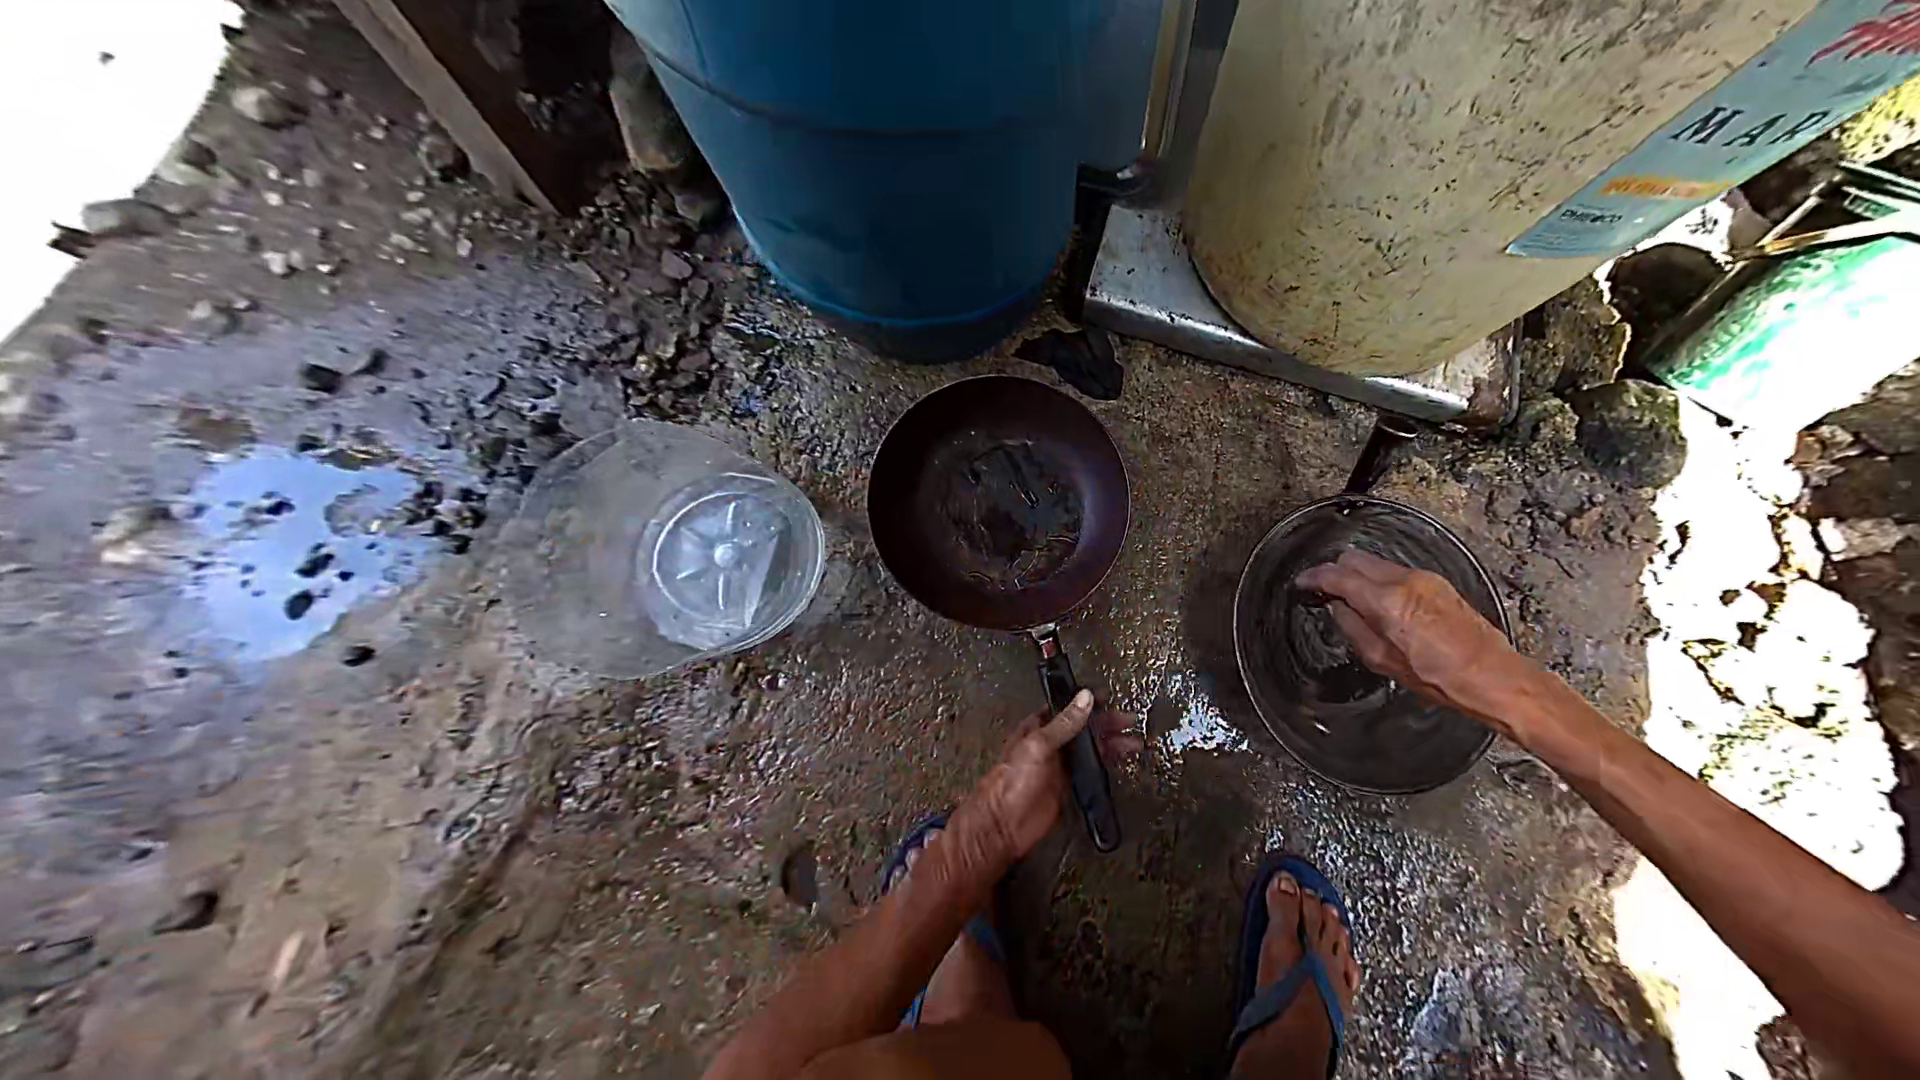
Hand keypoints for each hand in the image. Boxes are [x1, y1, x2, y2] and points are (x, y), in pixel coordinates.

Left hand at [951, 690, 1142, 870]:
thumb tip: (1084, 698)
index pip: (1067, 708)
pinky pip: (1090, 770)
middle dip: (1107, 723)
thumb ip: (1064, 722)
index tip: (1107, 697)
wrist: (1005, 823)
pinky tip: (1118, 762)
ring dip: (1111, 744)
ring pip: (1090, 749)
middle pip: (1083, 728)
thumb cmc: (1011, 781)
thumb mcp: (1039, 745)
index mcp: (1038, 727)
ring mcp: (1059, 765)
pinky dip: (1106, 764)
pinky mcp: (1067, 786)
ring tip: (1132, 743)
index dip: (1087, 702)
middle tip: (1128, 722)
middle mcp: (1050, 744)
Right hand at [1294, 550, 1525, 729]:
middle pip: (1353, 558)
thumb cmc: (1443, 678)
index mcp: (1387, 602)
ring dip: (1358, 576)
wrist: (1496, 679)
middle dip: (1334, 572)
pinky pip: (1395, 572)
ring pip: (1374, 563)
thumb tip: (1338, 610)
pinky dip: (1379, 581)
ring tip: (1353, 602)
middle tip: (1324, 591)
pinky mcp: (1438, 584)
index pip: (1336, 575)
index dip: (1313, 577)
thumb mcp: (1381, 659)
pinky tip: (1379, 604)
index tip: (1303, 583)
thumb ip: (1352, 627)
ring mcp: (1425, 579)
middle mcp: (1406, 582)